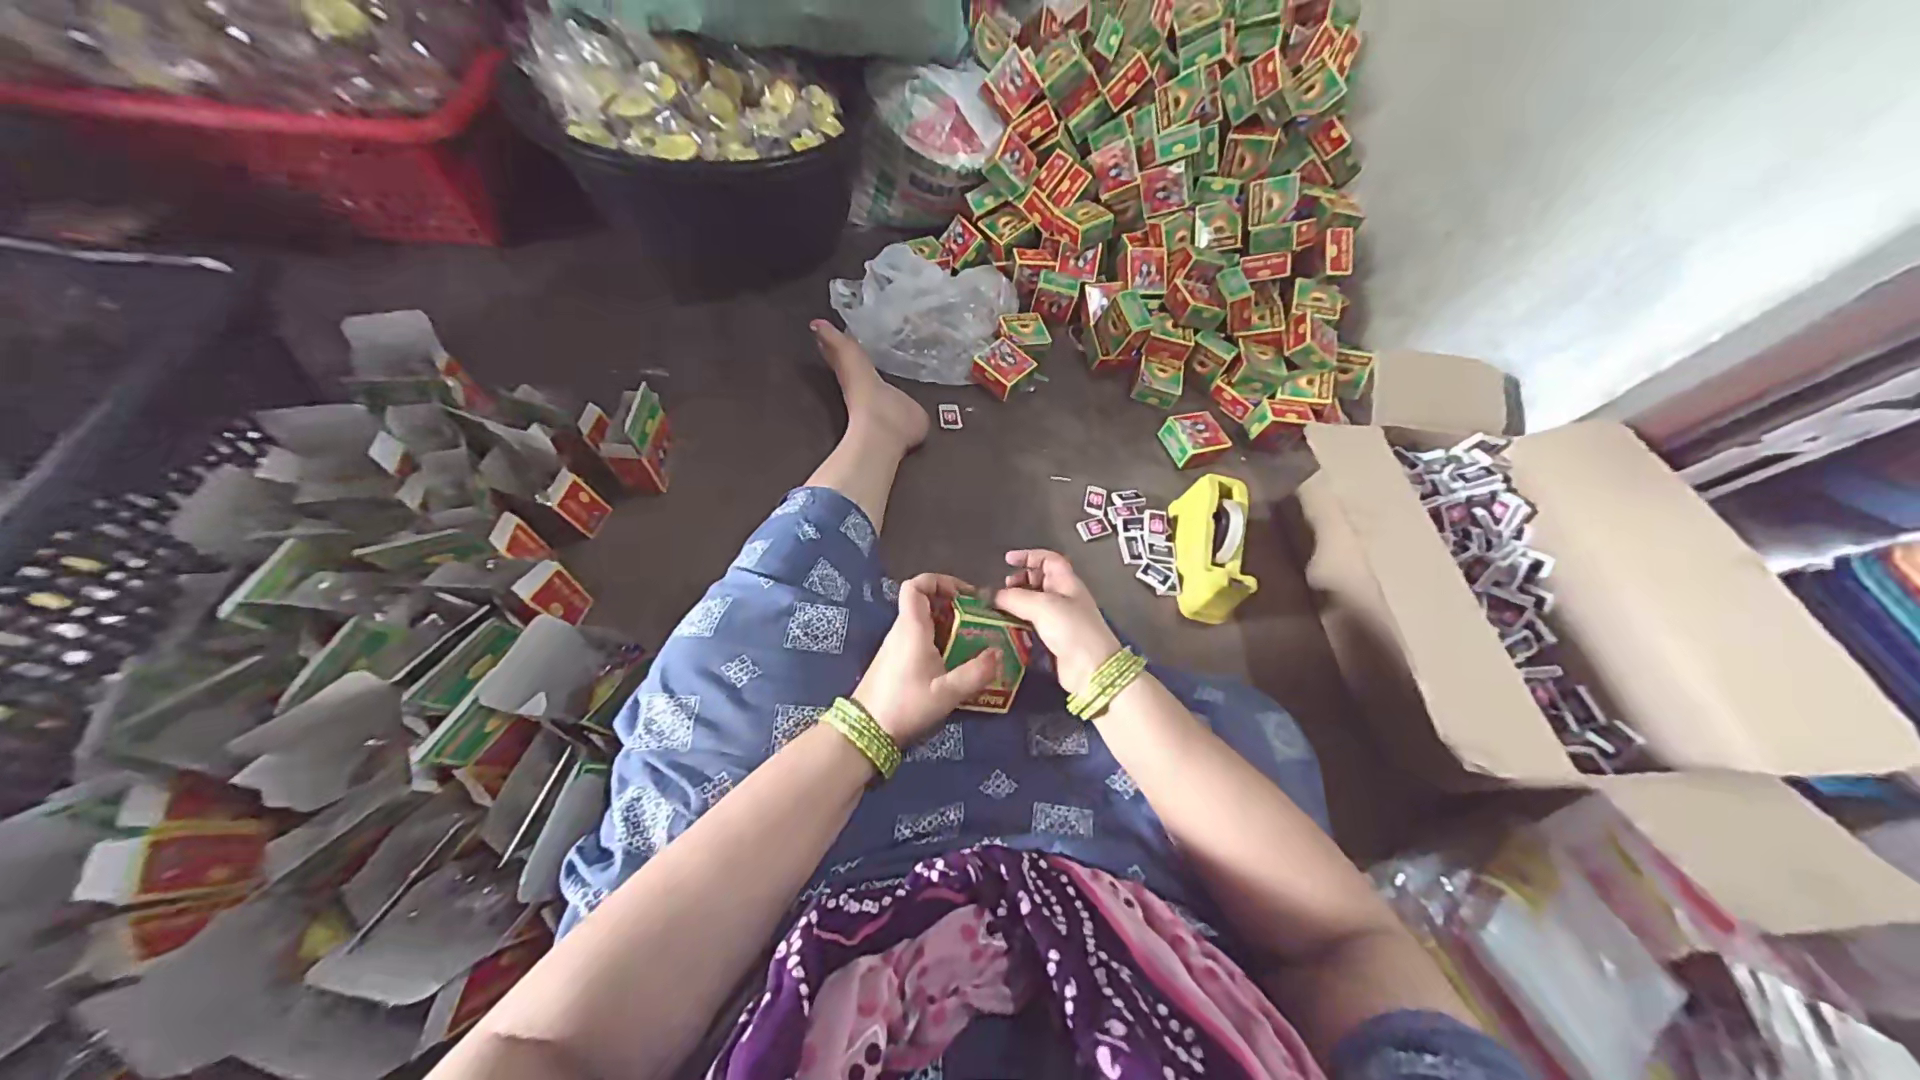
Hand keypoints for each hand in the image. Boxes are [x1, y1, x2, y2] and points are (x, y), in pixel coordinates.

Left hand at [851, 573, 998, 747]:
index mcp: (912, 628)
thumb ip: (976, 672)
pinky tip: (953, 661)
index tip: (964, 595)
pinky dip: (938, 640)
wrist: (867, 729)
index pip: (916, 585)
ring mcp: (896, 645)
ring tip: (971, 641)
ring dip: (947, 624)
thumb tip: (997, 653)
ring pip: (923, 621)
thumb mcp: (947, 692)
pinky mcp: (895, 660)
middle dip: (952, 605)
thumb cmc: (906, 705)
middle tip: (977, 619)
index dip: (940, 581)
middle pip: (924, 601)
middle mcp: (902, 630)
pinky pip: (919, 638)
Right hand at [993, 549, 1123, 695]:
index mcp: (1067, 582)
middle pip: (1040, 579)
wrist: (1091, 668)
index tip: (1007, 560)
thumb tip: (992, 596)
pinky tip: (1006, 626)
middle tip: (1004, 588)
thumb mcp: (1042, 605)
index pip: (1048, 559)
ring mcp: (1059, 618)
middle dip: (1020, 580)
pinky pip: (1032, 622)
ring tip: (1001, 607)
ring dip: (1017, 601)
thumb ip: (1014, 597)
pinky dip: (1018, 620)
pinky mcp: (1053, 638)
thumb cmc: (1071, 628)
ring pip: (1034, 602)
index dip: (1029, 555)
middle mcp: (1064, 597)